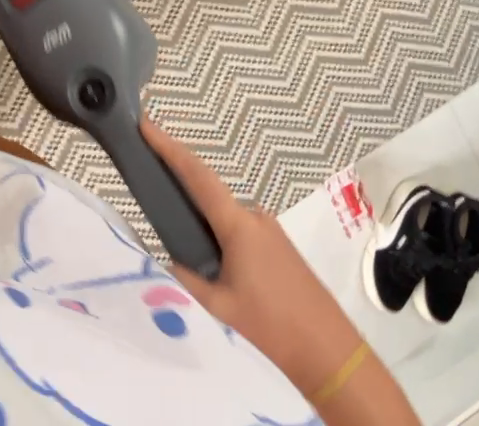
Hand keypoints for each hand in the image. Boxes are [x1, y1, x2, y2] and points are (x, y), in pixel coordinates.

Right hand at [142, 118, 366, 396]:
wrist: (332, 354)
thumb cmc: (273, 327)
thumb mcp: (217, 306)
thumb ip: (184, 278)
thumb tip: (166, 259)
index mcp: (238, 225)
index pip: (197, 175)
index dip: (168, 147)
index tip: (146, 123)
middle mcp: (255, 217)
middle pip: (208, 187)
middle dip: (178, 176)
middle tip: (147, 170)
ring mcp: (269, 230)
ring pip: (223, 212)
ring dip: (199, 211)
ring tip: (173, 226)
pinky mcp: (278, 247)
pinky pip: (237, 227)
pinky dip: (217, 229)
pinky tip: (208, 253)